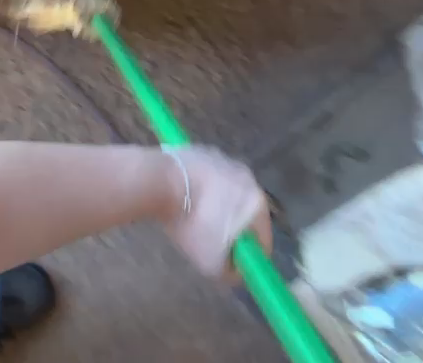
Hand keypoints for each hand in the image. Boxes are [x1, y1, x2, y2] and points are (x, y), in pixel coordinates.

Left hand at [159, 146, 271, 279]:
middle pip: (246, 211)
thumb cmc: (193, 225)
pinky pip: (208, 177)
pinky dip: (201, 187)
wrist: (160, 182)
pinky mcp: (203, 149)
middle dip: (232, 226)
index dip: (249, 255)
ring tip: (194, 217)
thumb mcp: (214, 265)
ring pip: (226, 192)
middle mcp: (248, 177)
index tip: (233, 262)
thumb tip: (236, 268)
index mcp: (258, 204)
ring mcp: (224, 159)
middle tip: (211, 239)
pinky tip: (185, 197)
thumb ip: (233, 272)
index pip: (262, 238)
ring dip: (216, 204)